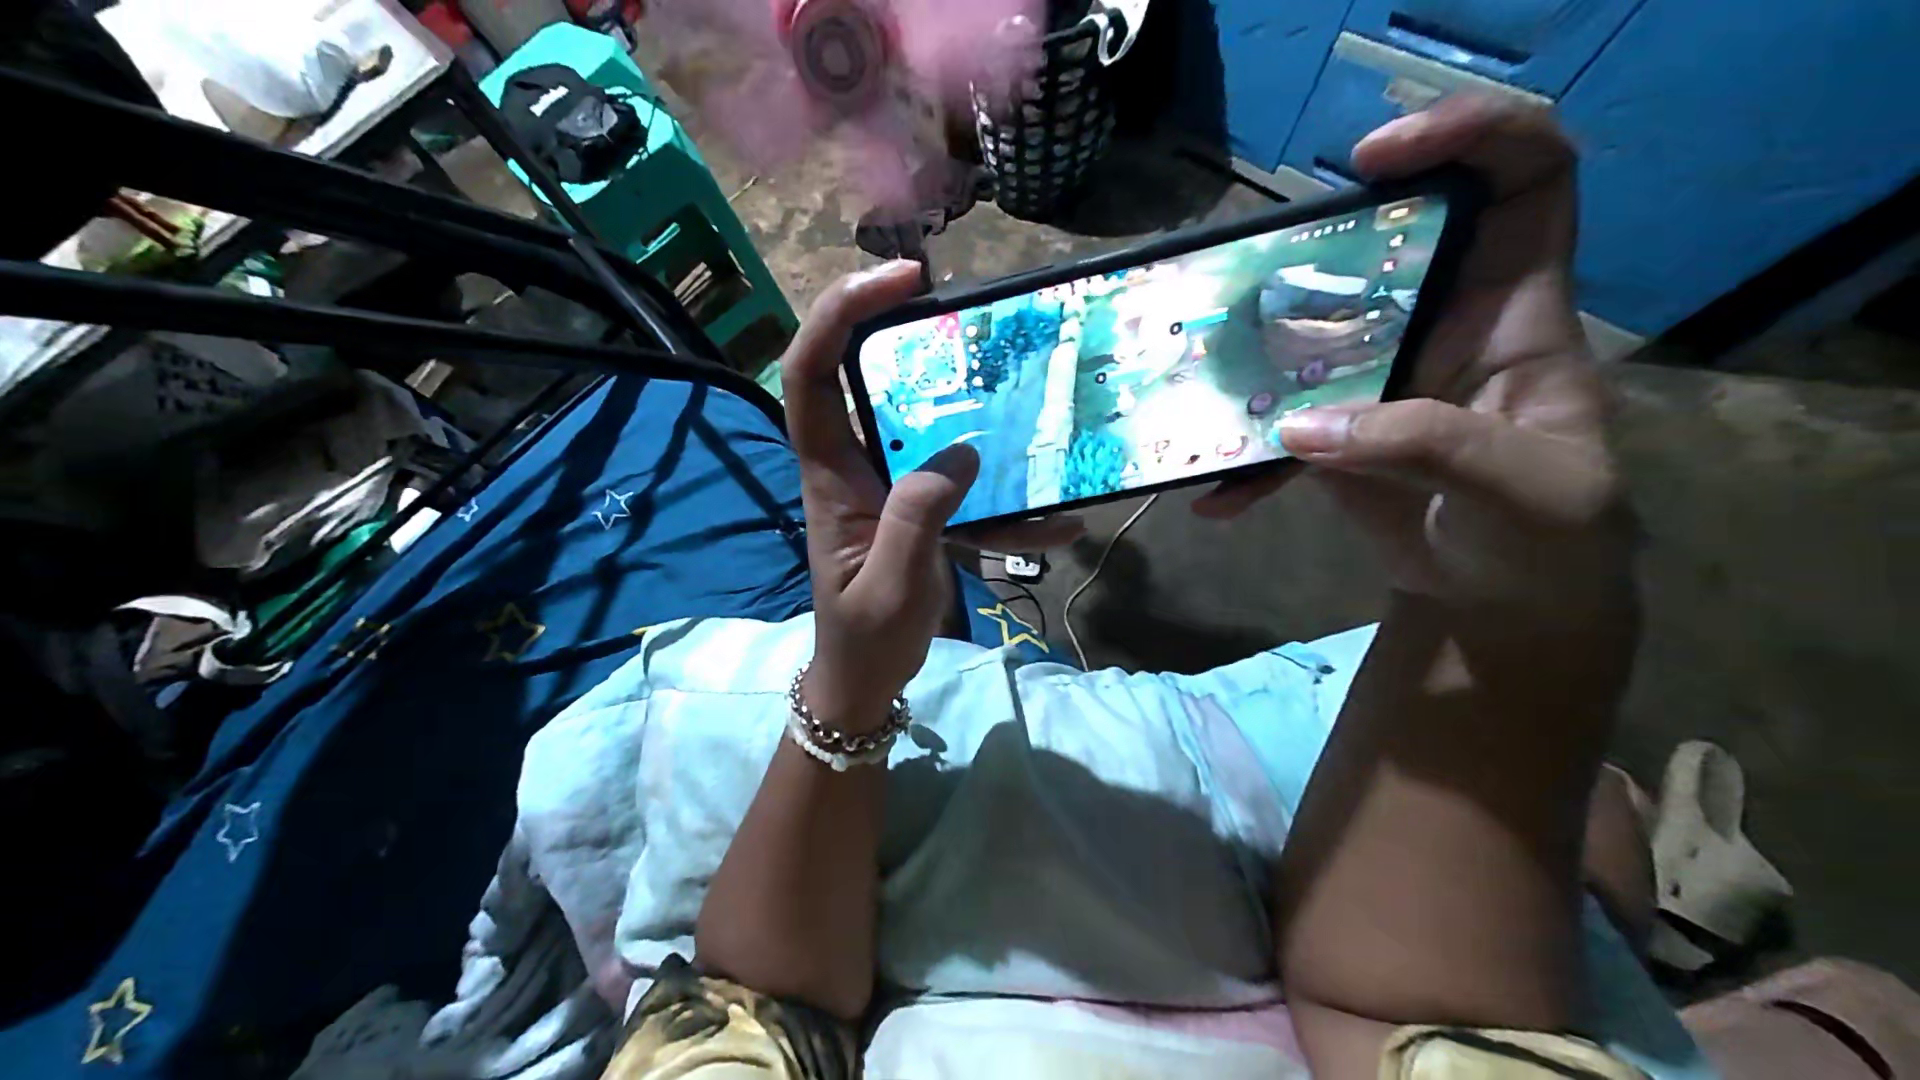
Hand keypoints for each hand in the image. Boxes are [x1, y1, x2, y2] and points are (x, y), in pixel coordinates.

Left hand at [783, 262, 1082, 729]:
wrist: (867, 680)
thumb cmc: (865, 638)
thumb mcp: (889, 587)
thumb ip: (916, 521)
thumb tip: (961, 456)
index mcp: (830, 475)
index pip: (811, 375)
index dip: (842, 316)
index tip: (901, 283)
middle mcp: (857, 465)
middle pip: (869, 378)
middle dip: (910, 336)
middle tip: (969, 316)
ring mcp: (893, 486)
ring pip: (927, 425)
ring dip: (974, 412)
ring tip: (1030, 409)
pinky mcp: (923, 509)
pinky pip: (966, 488)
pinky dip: (1008, 504)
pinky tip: (1055, 525)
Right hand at [1193, 97, 1629, 616]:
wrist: (1499, 597)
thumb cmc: (1546, 538)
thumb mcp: (1524, 490)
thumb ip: (1426, 445)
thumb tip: (1299, 429)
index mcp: (1511, 314)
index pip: (1523, 179)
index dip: (1466, 135)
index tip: (1375, 159)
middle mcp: (1436, 328)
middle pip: (1381, 248)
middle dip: (1314, 245)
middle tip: (1246, 272)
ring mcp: (1374, 381)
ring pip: (1307, 335)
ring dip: (1251, 355)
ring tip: (1202, 376)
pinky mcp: (1332, 432)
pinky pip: (1276, 426)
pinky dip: (1242, 462)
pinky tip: (1216, 497)